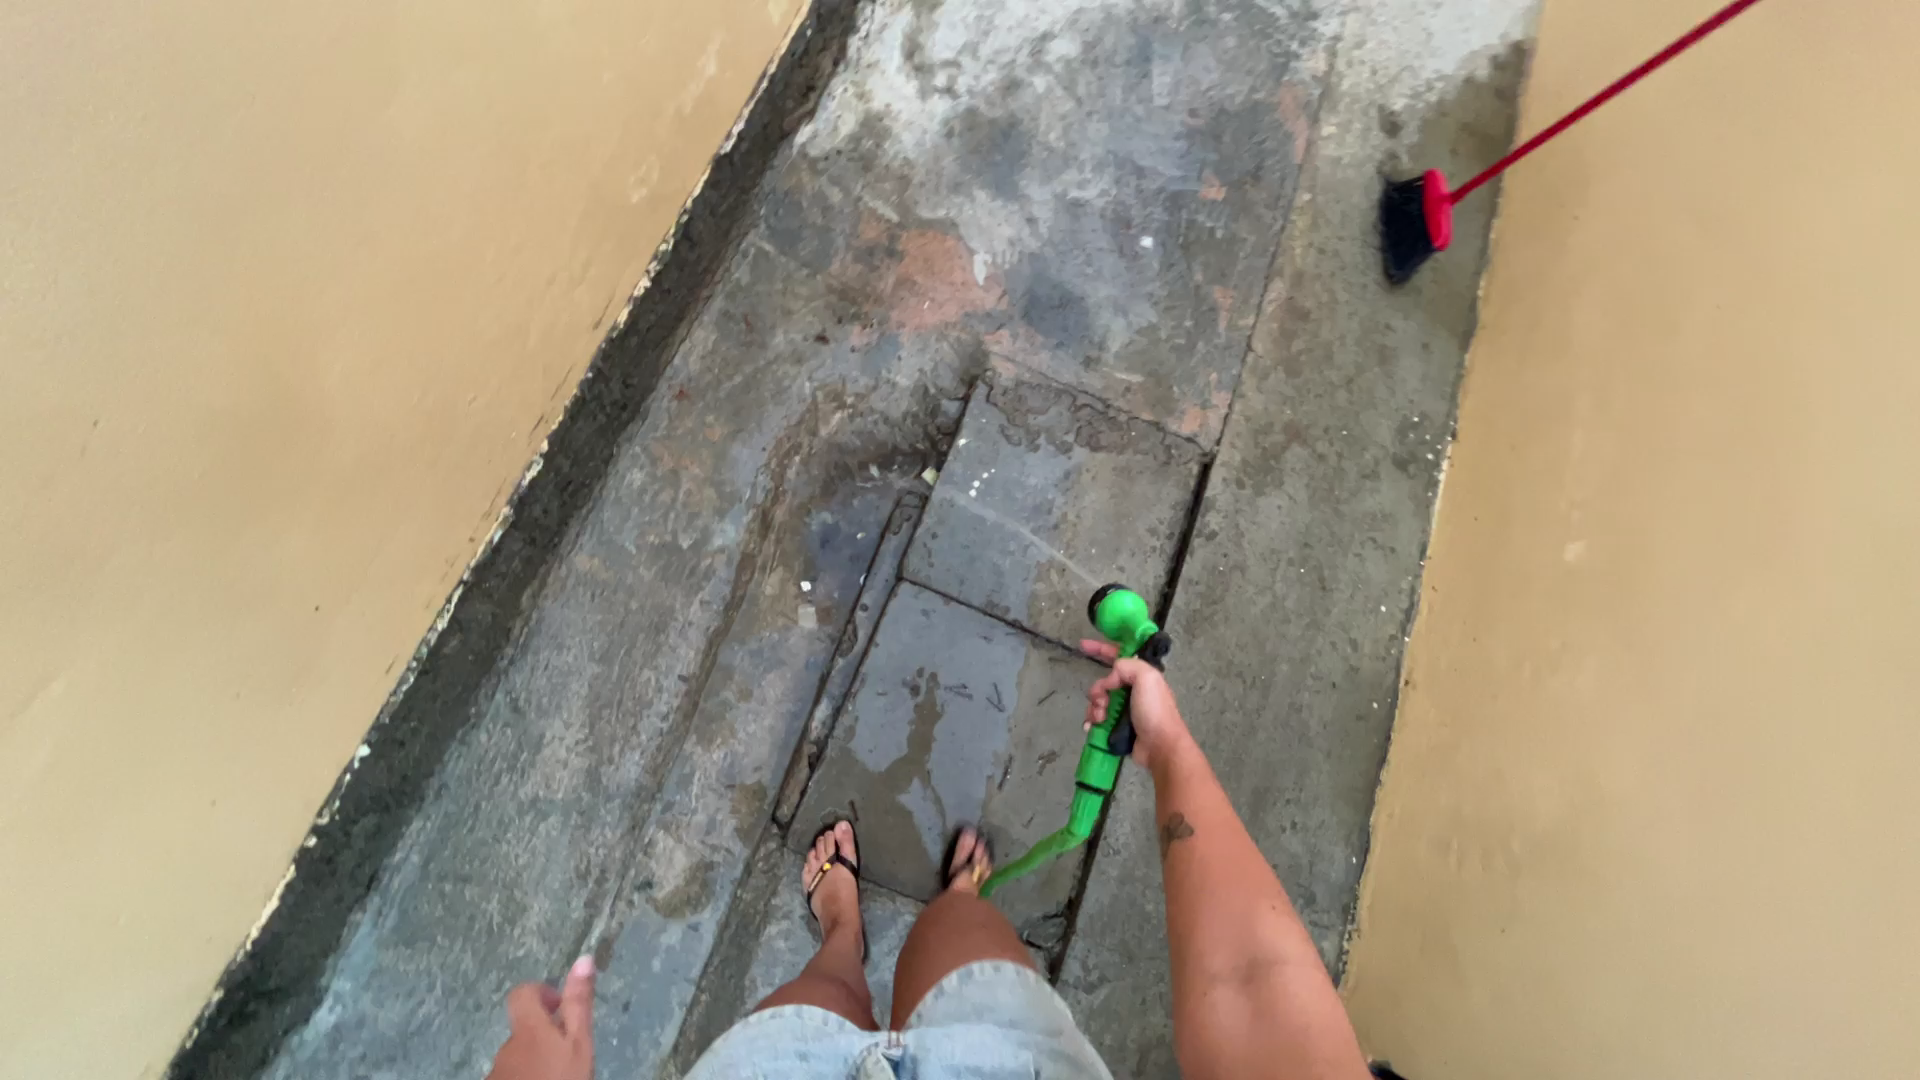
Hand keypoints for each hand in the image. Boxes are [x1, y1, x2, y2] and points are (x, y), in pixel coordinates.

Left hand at [487, 956, 595, 1079]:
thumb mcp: (580, 1043)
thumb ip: (578, 1003)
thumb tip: (583, 958)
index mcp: (527, 1030)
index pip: (522, 993)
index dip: (542, 993)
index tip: (560, 1010)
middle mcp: (505, 1050)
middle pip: (523, 1030)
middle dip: (545, 1036)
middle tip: (569, 1056)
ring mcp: (495, 1076)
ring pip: (517, 1058)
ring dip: (535, 1061)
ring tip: (558, 1077)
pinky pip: (510, 1079)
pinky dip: (526, 1079)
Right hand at [1080, 640, 1194, 770]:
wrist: (1160, 746)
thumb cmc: (1154, 710)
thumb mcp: (1146, 677)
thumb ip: (1125, 667)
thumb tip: (1109, 681)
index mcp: (1141, 675)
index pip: (1118, 655)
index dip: (1101, 648)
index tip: (1083, 645)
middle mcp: (1132, 690)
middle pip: (1103, 681)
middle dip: (1097, 689)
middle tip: (1101, 700)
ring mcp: (1124, 709)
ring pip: (1098, 701)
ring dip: (1095, 708)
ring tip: (1102, 718)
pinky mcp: (1117, 727)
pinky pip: (1097, 718)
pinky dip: (1092, 721)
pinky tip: (1093, 727)